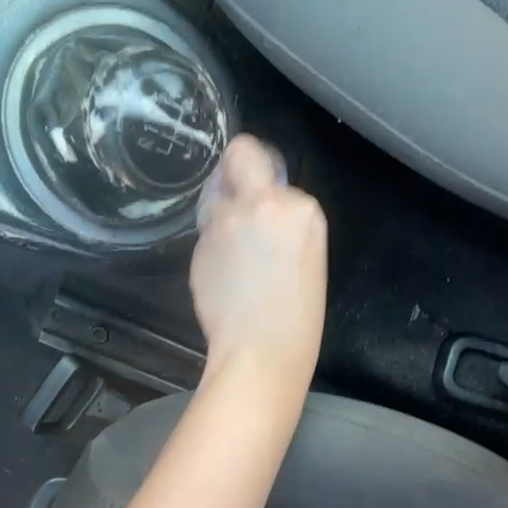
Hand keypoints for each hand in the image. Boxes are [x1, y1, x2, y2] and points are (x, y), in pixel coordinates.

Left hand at [190, 135, 328, 375]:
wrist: (262, 353)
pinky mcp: (200, 244)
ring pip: (214, 197)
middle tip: (237, 200)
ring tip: (231, 255)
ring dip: (220, 215)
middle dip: (235, 168)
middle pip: (240, 154)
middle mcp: (263, 203)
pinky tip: (222, 278)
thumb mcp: (307, 260)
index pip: (275, 171)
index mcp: (302, 209)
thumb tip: (254, 215)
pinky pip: (204, 234)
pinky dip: (211, 248)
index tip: (265, 213)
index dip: (265, 190)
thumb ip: (281, 227)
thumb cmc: (298, 321)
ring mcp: (227, 221)